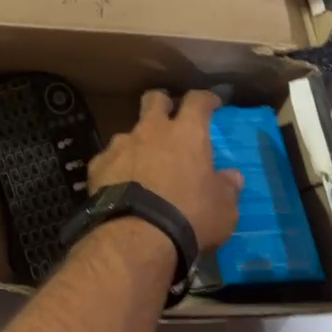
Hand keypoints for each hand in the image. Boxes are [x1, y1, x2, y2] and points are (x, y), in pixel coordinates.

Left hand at [87, 89, 243, 250]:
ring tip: (145, 166)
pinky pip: (112, 159)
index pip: (197, 102)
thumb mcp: (223, 209)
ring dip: (140, 144)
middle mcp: (151, 130)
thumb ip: (227, 188)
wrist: (138, 233)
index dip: (205, 99)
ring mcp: (121, 143)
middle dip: (163, 102)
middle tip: (169, 113)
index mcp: (186, 134)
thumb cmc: (190, 217)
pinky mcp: (99, 162)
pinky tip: (123, 185)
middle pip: (154, 100)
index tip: (211, 101)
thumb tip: (232, 176)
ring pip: (131, 132)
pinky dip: (119, 168)